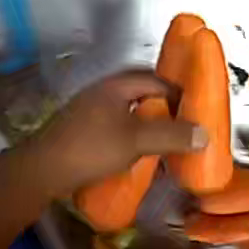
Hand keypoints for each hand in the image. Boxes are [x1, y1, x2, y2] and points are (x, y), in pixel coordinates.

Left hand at [13, 70, 202, 198]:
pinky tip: (136, 153)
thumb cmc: (91, 148)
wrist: (44, 169)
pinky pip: (112, 126)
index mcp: (113, 86)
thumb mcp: (136, 140)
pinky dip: (128, 135)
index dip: (176, 91)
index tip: (195, 110)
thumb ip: (170, 134)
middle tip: (181, 126)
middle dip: (161, 108)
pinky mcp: (79, 130)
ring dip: (145, 123)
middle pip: (138, 93)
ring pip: (125, 111)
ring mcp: (86, 111)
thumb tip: (204, 133)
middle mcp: (98, 92)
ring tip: (163, 141)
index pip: (153, 79)